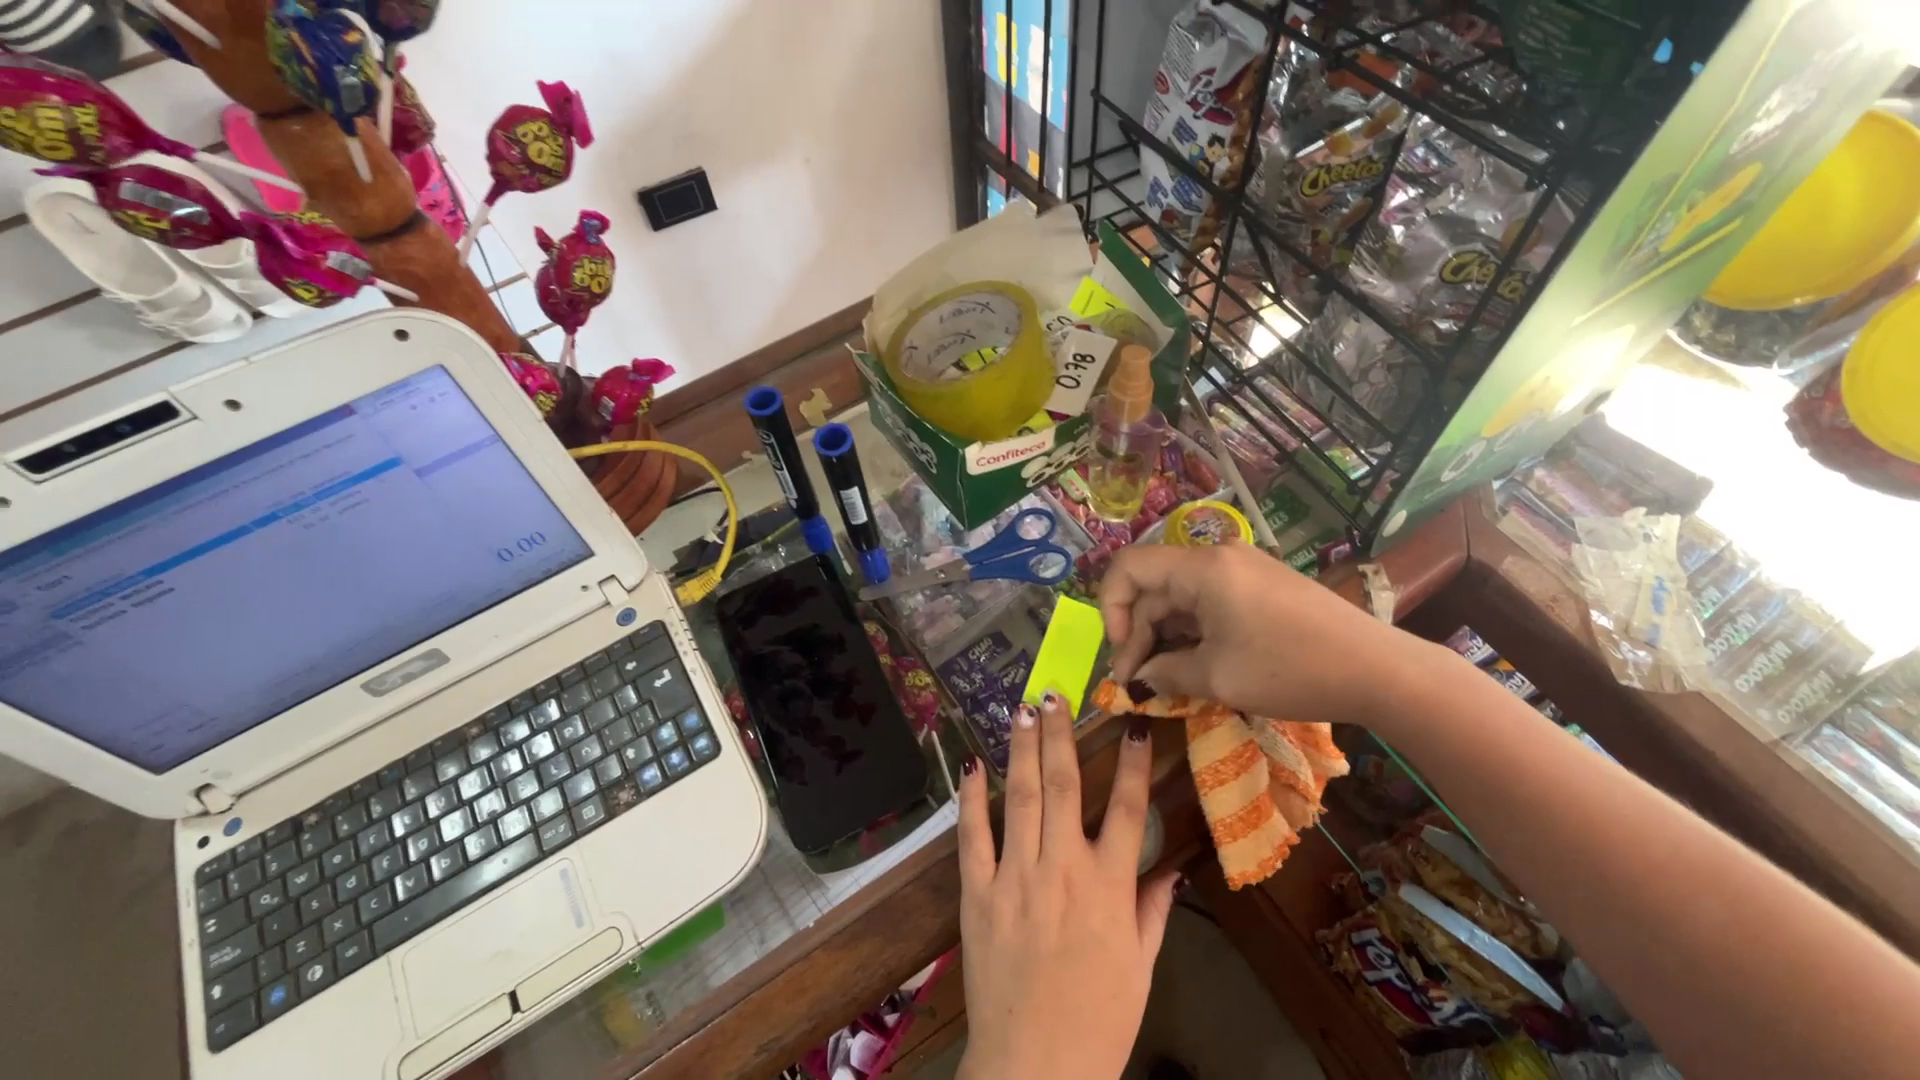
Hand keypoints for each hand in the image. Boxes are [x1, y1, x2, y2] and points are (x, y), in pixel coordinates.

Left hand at [956, 692, 1180, 1079]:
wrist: (1035, 1068)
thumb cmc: (1099, 1020)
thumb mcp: (1140, 967)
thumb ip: (1153, 910)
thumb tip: (1171, 867)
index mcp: (1109, 886)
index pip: (1126, 808)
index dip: (1132, 762)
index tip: (1134, 722)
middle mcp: (1062, 869)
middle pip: (1063, 785)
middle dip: (1061, 733)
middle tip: (1056, 691)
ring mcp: (1015, 878)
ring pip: (1019, 797)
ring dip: (1020, 748)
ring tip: (1022, 709)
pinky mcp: (976, 895)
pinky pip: (972, 836)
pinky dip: (972, 799)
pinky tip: (972, 767)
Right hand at [1101, 543, 1421, 728]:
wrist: (1378, 670)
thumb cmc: (1290, 669)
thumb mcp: (1218, 677)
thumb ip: (1165, 673)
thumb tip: (1139, 677)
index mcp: (1202, 567)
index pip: (1128, 568)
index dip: (1110, 610)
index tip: (1122, 656)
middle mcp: (1219, 557)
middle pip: (1154, 586)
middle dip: (1138, 634)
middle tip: (1137, 683)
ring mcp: (1244, 569)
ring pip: (1181, 597)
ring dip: (1165, 636)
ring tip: (1164, 681)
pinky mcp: (1262, 586)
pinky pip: (1209, 602)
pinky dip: (1193, 632)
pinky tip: (1195, 665)